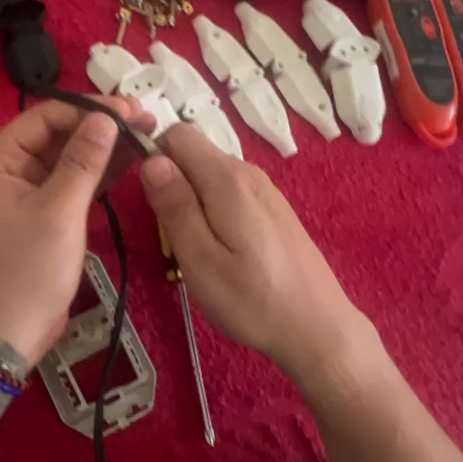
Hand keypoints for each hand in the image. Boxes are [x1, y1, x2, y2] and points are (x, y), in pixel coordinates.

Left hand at [0, 97, 151, 363]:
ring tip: (147, 134)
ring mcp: (28, 193)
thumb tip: (106, 117)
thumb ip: (83, 161)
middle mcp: (10, 170)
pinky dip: (100, 173)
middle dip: (101, 126)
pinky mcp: (47, 214)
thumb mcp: (59, 211)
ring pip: (70, 158)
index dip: (88, 109)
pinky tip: (132, 161)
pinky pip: (74, 183)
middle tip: (146, 119)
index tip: (129, 107)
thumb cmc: (28, 269)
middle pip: (59, 135)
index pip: (45, 118)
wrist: (11, 332)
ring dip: (105, 147)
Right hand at [140, 123, 372, 377]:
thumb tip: (151, 160)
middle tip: (170, 234)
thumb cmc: (252, 300)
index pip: (176, 134)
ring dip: (191, 200)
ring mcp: (264, 189)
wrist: (317, 327)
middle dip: (171, 182)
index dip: (152, 156)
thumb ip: (174, 206)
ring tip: (194, 247)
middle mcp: (247, 173)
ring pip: (209, 174)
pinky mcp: (272, 207)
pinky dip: (214, 210)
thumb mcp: (200, 260)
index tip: (146, 198)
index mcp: (226, 179)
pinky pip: (229, 191)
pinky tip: (222, 249)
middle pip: (193, 153)